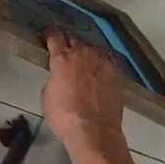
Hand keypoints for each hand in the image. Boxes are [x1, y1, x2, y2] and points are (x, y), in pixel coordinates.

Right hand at [42, 28, 127, 158]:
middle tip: (64, 47)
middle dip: (67, 40)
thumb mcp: (47, 97)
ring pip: (92, 48)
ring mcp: (103, 60)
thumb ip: (53, 79)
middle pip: (73, 38)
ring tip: (84, 61)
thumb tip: (59, 78)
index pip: (54, 36)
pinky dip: (101, 61)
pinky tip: (100, 68)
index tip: (47, 33)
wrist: (94, 130)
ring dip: (86, 52)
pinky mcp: (117, 71)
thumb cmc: (65, 116)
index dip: (49, 33)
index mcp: (62, 58)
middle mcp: (83, 53)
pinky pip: (108, 59)